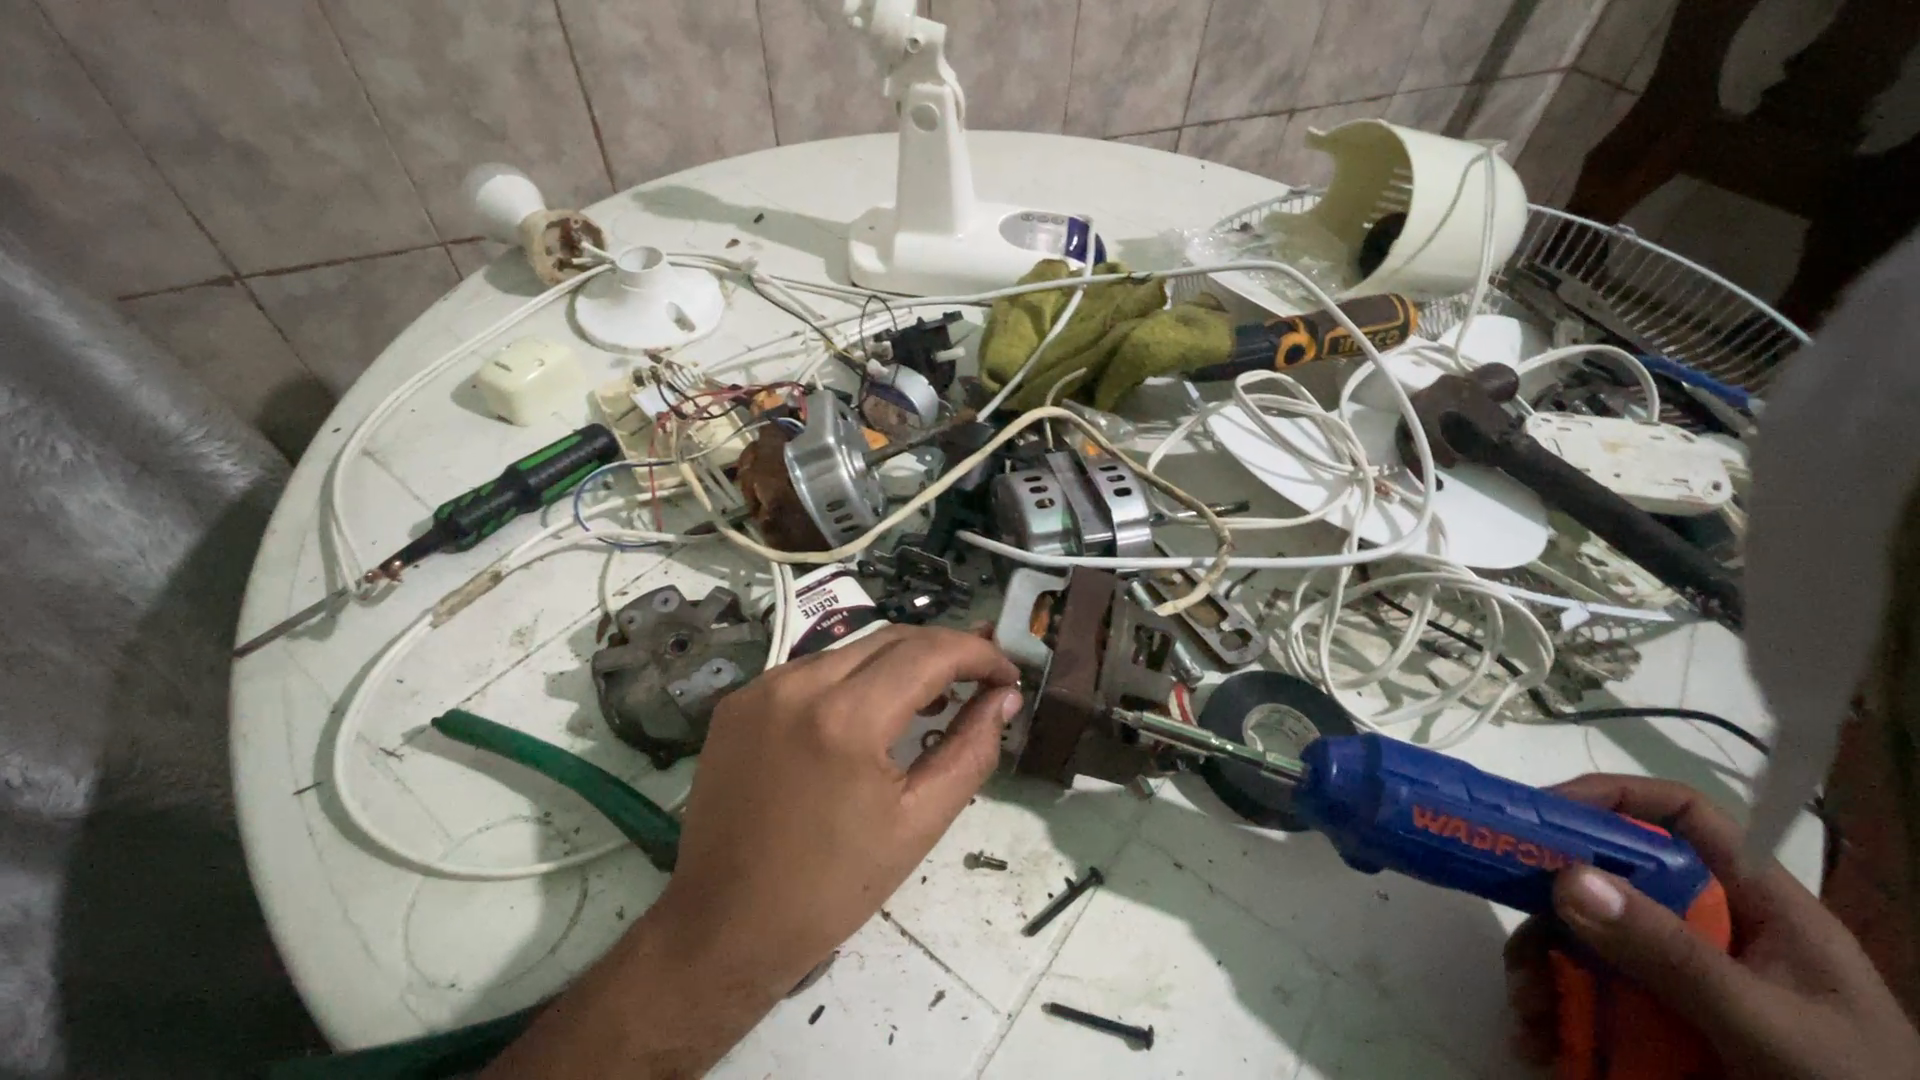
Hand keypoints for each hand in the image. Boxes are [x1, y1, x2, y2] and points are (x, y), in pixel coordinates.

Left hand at [484, 624, 1020, 1078]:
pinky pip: (809, 672)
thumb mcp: (919, 823)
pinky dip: (850, 681)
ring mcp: (759, 688)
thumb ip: (970, 750)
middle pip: (891, 638)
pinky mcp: (737, 703)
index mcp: (846, 717)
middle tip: (978, 682)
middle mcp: (797, 684)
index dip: (979, 654)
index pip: (930, 652)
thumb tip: (1001, 698)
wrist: (726, 925)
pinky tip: (864, 716)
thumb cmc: (832, 887)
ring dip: (897, 664)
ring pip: (850, 651)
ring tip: (928, 700)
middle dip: (943, 653)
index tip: (1007, 676)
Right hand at [1505, 774, 1919, 1079]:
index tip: (1538, 814)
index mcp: (1756, 906)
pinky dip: (1555, 1015)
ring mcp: (1681, 980)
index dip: (1611, 798)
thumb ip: (1674, 954)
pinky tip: (1542, 1042)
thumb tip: (1568, 875)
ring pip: (1584, 944)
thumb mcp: (1767, 1024)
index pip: (1680, 818)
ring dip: (1542, 970)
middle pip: (1608, 884)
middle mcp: (1708, 931)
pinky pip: (1588, 998)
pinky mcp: (1661, 1025)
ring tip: (1529, 1013)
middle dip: (1549, 910)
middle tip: (1517, 935)